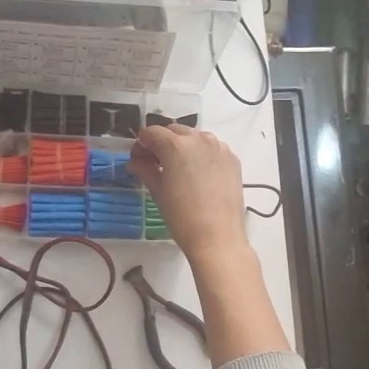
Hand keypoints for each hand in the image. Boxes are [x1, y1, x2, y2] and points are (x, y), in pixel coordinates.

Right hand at [130, 124, 248, 261]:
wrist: (218, 237)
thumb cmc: (182, 217)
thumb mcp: (158, 191)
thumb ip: (145, 169)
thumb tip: (135, 162)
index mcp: (176, 145)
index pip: (152, 133)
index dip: (141, 144)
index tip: (138, 159)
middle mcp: (199, 139)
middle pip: (174, 131)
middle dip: (162, 143)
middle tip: (155, 164)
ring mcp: (219, 147)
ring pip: (195, 137)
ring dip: (183, 147)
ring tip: (178, 169)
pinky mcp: (232, 159)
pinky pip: (212, 148)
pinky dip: (201, 154)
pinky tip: (198, 175)